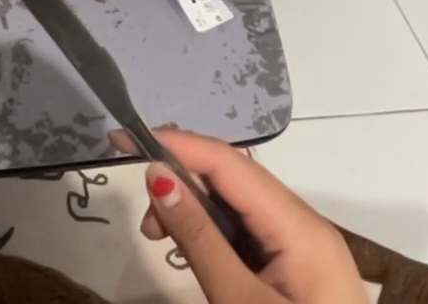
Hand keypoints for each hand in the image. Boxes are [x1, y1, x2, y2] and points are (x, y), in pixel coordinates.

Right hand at [110, 129, 361, 302]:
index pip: (227, 161)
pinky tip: (191, 248)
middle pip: (232, 176)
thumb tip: (157, 173)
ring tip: (159, 237)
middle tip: (143, 214)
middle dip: (180, 179)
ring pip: (236, 201)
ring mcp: (305, 245)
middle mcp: (305, 223)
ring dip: (192, 207)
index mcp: (299, 226)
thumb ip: (198, 237)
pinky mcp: (299, 265)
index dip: (173, 143)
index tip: (122, 139)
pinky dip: (212, 229)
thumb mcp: (239, 302)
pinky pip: (248, 228)